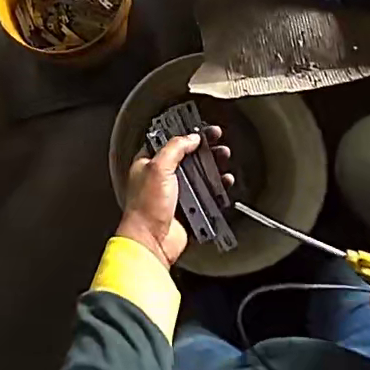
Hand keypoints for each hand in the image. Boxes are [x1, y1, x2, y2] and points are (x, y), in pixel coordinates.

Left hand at [117, 125, 230, 268]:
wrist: (151, 242)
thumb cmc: (145, 208)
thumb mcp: (158, 168)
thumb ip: (175, 148)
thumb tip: (191, 137)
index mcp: (149, 163)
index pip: (169, 141)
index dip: (185, 132)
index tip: (201, 127)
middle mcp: (162, 177)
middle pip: (188, 156)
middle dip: (204, 148)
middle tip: (217, 141)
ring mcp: (176, 193)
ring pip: (200, 174)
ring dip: (213, 165)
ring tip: (224, 157)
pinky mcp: (188, 209)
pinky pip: (207, 195)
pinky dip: (217, 188)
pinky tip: (224, 181)